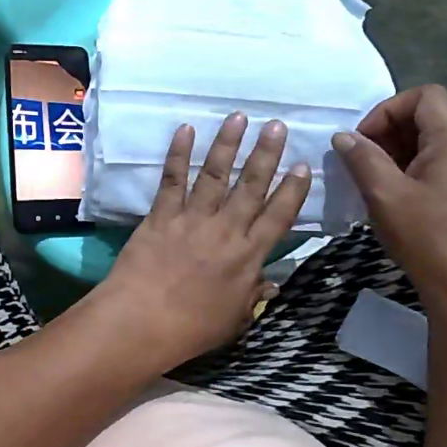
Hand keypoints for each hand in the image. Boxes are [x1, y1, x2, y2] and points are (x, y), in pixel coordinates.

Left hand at [91, 113, 311, 368]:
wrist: (143, 321)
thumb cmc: (191, 329)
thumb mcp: (234, 320)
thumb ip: (254, 296)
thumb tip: (272, 283)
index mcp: (248, 257)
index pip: (278, 217)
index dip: (293, 191)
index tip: (303, 166)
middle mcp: (225, 230)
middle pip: (250, 186)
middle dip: (266, 154)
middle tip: (277, 125)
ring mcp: (192, 220)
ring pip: (214, 175)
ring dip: (228, 144)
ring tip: (239, 117)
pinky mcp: (161, 216)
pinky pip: (172, 180)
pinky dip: (178, 153)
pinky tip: (186, 129)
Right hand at [331, 85, 446, 309]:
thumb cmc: (426, 236)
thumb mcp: (383, 194)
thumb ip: (362, 158)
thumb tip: (343, 137)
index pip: (424, 96)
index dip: (387, 110)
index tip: (362, 141)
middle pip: (431, 114)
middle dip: (390, 130)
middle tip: (362, 160)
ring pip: (435, 139)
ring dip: (399, 149)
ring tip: (374, 178)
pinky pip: (443, 160)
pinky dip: (414, 166)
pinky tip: (395, 193)